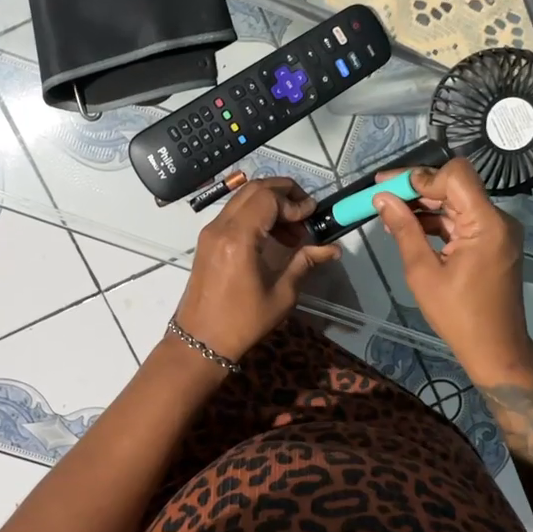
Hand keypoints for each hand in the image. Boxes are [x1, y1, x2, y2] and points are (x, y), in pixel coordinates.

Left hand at [174, 178, 340, 360]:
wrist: (200, 342)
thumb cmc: (242, 322)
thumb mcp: (281, 295)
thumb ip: (305, 263)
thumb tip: (332, 249)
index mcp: (239, 239)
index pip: (268, 198)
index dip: (294, 202)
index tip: (312, 216)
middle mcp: (220, 227)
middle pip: (254, 189)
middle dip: (283, 193)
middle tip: (305, 212)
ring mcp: (210, 232)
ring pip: (242, 198)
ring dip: (270, 204)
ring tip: (292, 231)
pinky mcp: (207, 241)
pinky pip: (233, 213)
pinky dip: (256, 214)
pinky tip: (273, 238)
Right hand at [373, 158, 532, 380]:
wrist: (496, 348)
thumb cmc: (457, 315)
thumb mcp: (423, 272)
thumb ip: (404, 230)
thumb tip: (382, 199)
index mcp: (486, 224)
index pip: (455, 176)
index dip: (420, 177)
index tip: (388, 186)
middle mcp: (498, 219)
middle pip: (455, 186)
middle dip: (417, 188)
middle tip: (381, 194)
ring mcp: (498, 231)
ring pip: (457, 202)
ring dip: (425, 205)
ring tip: (389, 213)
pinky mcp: (493, 242)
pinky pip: (463, 220)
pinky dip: (438, 221)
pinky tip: (409, 227)